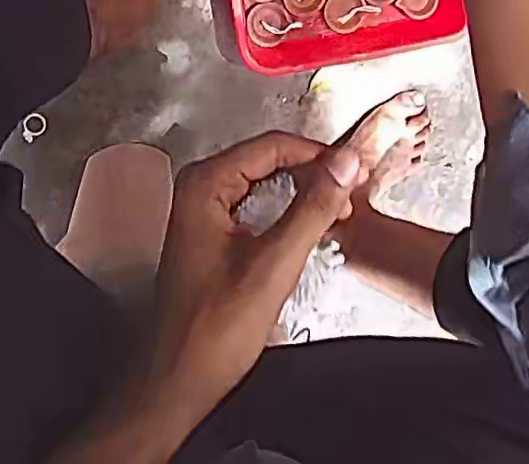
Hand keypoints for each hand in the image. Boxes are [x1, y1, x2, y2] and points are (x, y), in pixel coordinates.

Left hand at [143, 132, 360, 411]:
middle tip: (348, 190)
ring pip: (263, 178)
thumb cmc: (212, 332)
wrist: (177, 382)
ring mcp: (202, 205)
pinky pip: (255, 199)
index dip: (316, 154)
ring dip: (301, 189)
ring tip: (336, 206)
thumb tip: (343, 165)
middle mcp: (199, 185)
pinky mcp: (210, 226)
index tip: (351, 168)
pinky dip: (286, 206)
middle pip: (266, 157)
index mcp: (204, 183)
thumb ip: (312, 209)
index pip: (271, 145)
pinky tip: (308, 221)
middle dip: (311, 171)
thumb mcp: (273, 265)